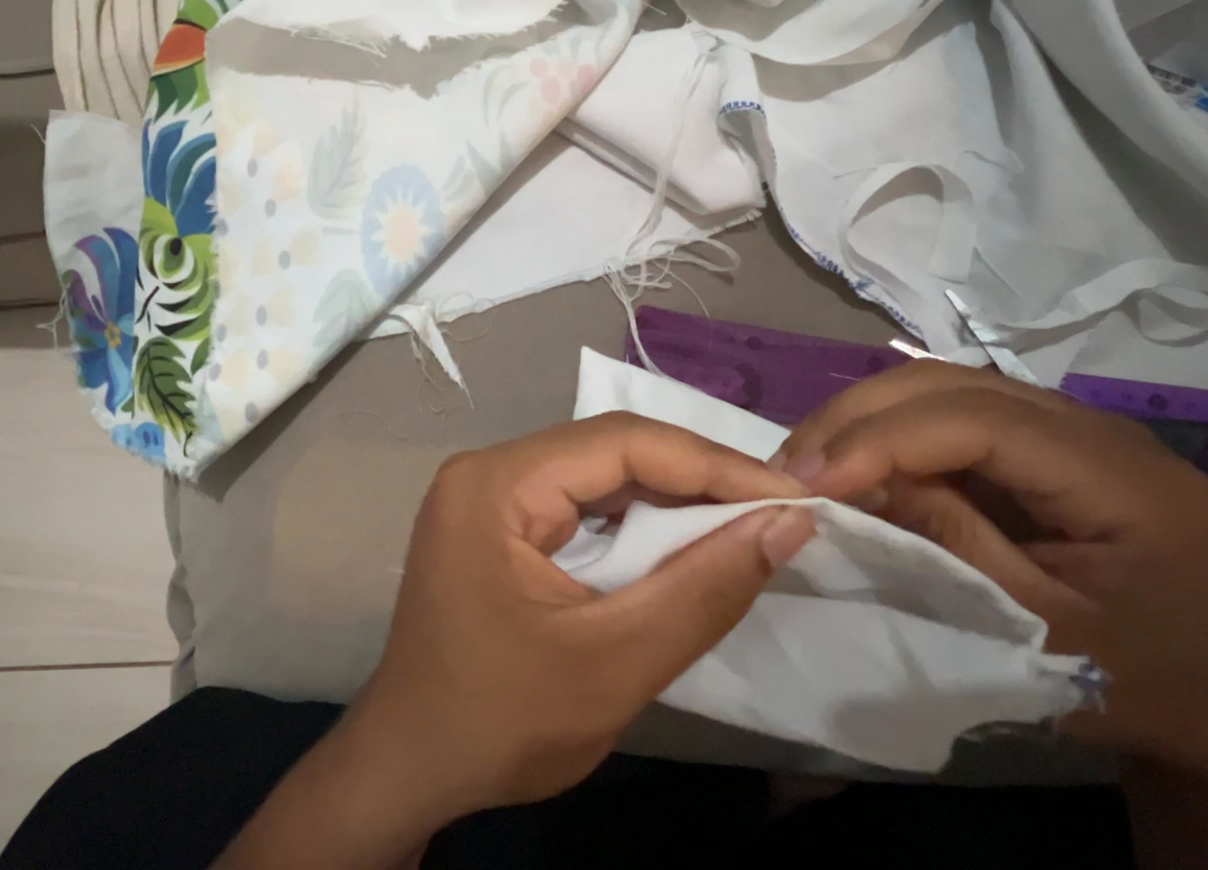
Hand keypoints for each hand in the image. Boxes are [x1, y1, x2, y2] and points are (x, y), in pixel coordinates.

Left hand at [352, 412, 817, 819]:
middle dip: (696, 480)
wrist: (412, 765)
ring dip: (669, 500)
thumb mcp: (616, 662)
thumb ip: (704, 588)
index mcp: (496, 484)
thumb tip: (787, 522)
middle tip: (778, 512)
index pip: (621, 442)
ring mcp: (485, 496)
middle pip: (608, 450)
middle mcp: (485, 471)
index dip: (714, 464)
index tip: (795, 495)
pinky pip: (577, 504)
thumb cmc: (503, 720)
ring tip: (744, 525)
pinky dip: (633, 523)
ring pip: (597, 475)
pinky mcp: (493, 524)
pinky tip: (680, 543)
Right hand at [771, 360, 1207, 772]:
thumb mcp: (1037, 633)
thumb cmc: (1134, 682)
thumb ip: (953, 545)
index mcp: (1125, 483)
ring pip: (942, 384)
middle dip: (859, 417)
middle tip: (790, 468)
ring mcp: (1069, 428)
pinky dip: (885, 429)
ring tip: (806, 461)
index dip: (886, 440)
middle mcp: (1101, 432)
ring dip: (863, 415)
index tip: (809, 482)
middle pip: (954, 383)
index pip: (983, 422)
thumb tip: (858, 483)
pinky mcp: (1038, 441)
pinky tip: (849, 460)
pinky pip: (947, 410)